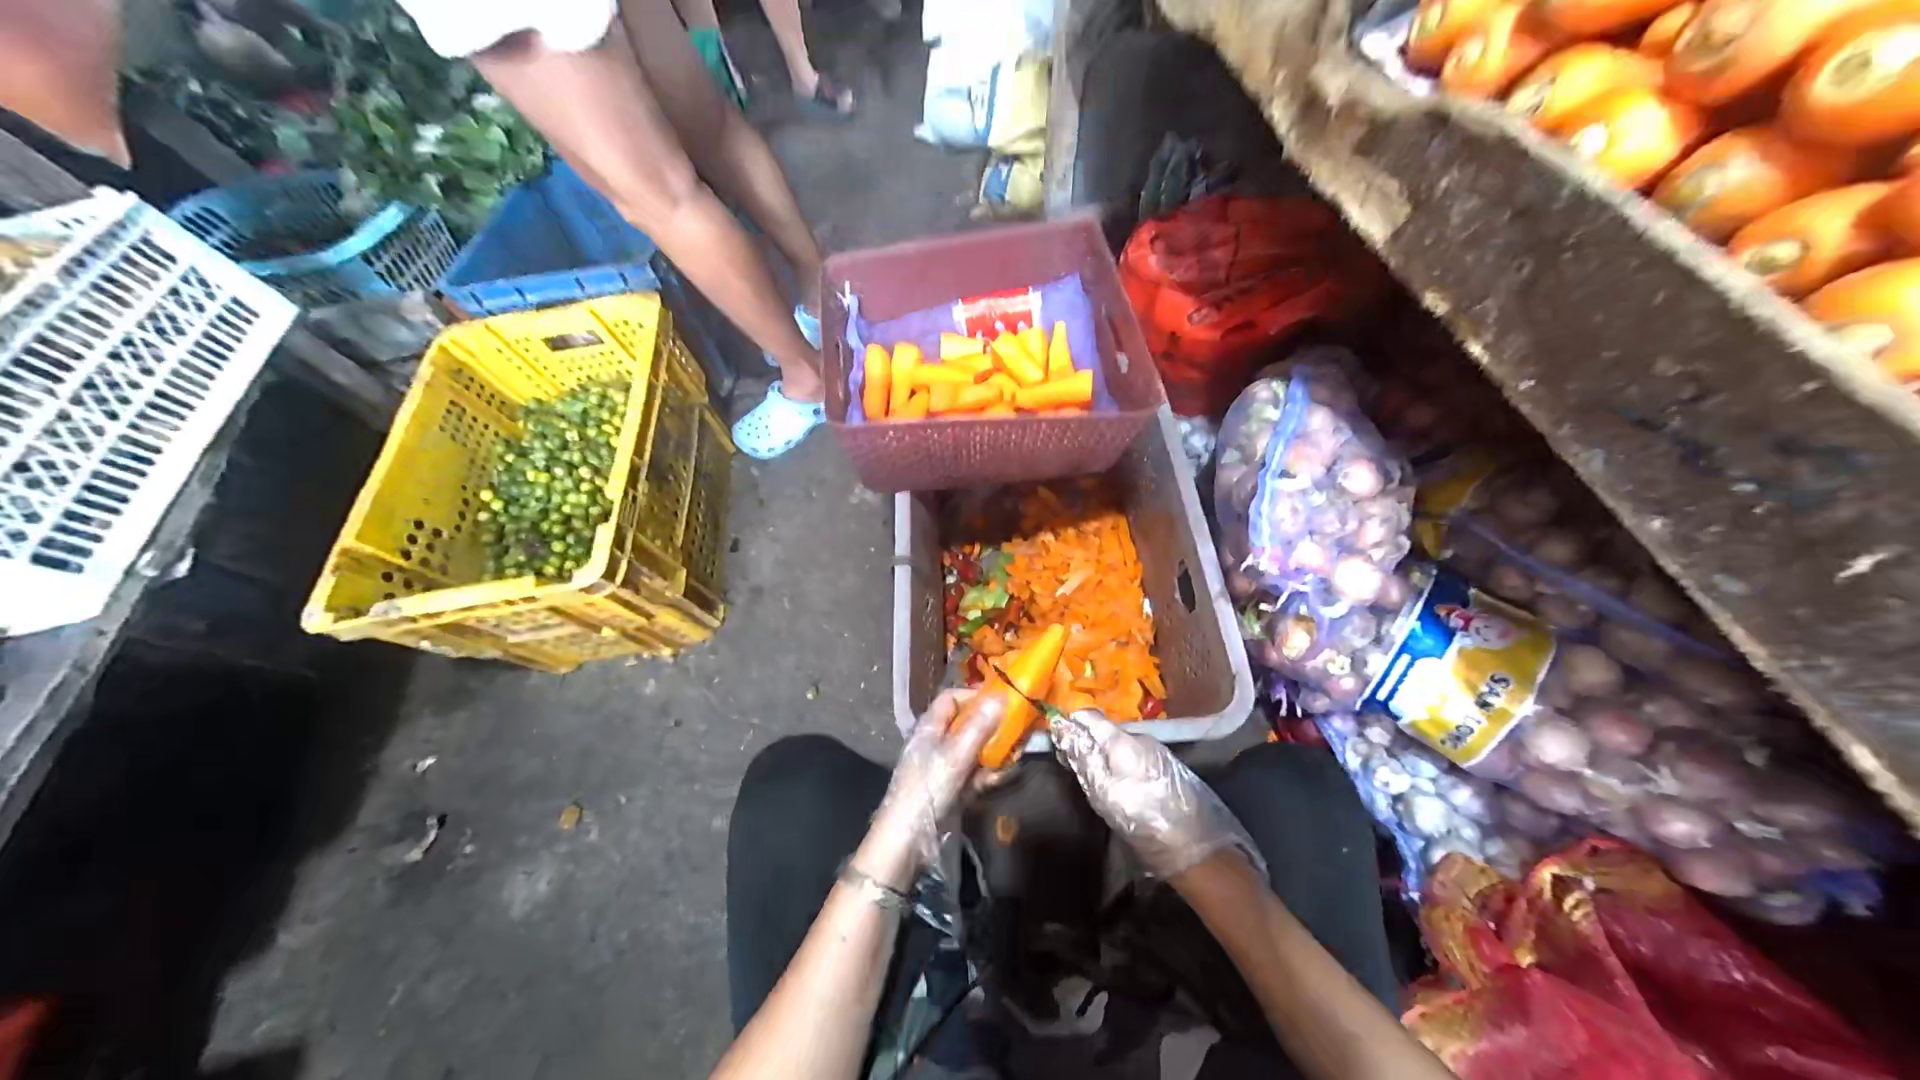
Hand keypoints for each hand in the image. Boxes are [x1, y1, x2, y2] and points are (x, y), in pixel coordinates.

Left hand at [855, 689, 1005, 888]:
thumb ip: (978, 727)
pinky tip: (1007, 773)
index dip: (975, 696)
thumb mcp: (954, 756)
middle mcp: (938, 743)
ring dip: (997, 750)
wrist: (908, 840)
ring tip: (1019, 752)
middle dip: (994, 726)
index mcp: (930, 728)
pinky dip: (991, 772)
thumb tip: (1000, 696)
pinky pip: (977, 773)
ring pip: (976, 750)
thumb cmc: (928, 789)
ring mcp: (946, 767)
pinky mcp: (954, 789)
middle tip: (1020, 728)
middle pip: (968, 724)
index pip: (952, 699)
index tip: (1003, 701)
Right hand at [1048, 709, 1266, 881]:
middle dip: (1086, 742)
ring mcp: (1157, 750)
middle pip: (1105, 730)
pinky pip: (1134, 755)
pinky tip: (1119, 784)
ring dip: (1104, 755)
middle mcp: (1141, 738)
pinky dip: (1120, 764)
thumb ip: (1083, 759)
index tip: (1057, 742)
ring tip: (1094, 778)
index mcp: (1122, 740)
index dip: (1070, 725)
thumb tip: (1063, 730)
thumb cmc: (1143, 819)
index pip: (1088, 717)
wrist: (1198, 847)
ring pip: (1120, 744)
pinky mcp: (1167, 766)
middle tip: (1072, 766)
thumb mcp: (1104, 792)